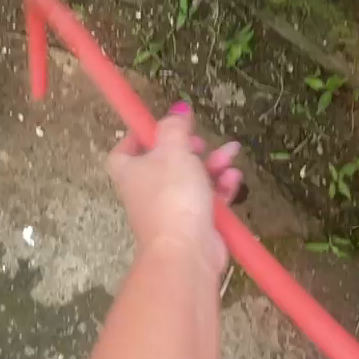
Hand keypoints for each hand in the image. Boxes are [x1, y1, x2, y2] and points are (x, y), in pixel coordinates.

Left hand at [106, 103, 241, 278]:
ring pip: (192, 179)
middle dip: (189, 147)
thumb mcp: (173, 150)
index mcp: (130, 171)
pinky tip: (234, 179)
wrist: (186, 251)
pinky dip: (221, 187)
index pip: (124, 150)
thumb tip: (178, 107)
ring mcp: (171, 209)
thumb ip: (175, 126)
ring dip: (213, 164)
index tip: (160, 125)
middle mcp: (147, 191)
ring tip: (231, 154)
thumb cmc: (172, 195)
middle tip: (201, 141)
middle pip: (166, 161)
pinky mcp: (194, 223)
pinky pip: (208, 199)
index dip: (140, 136)